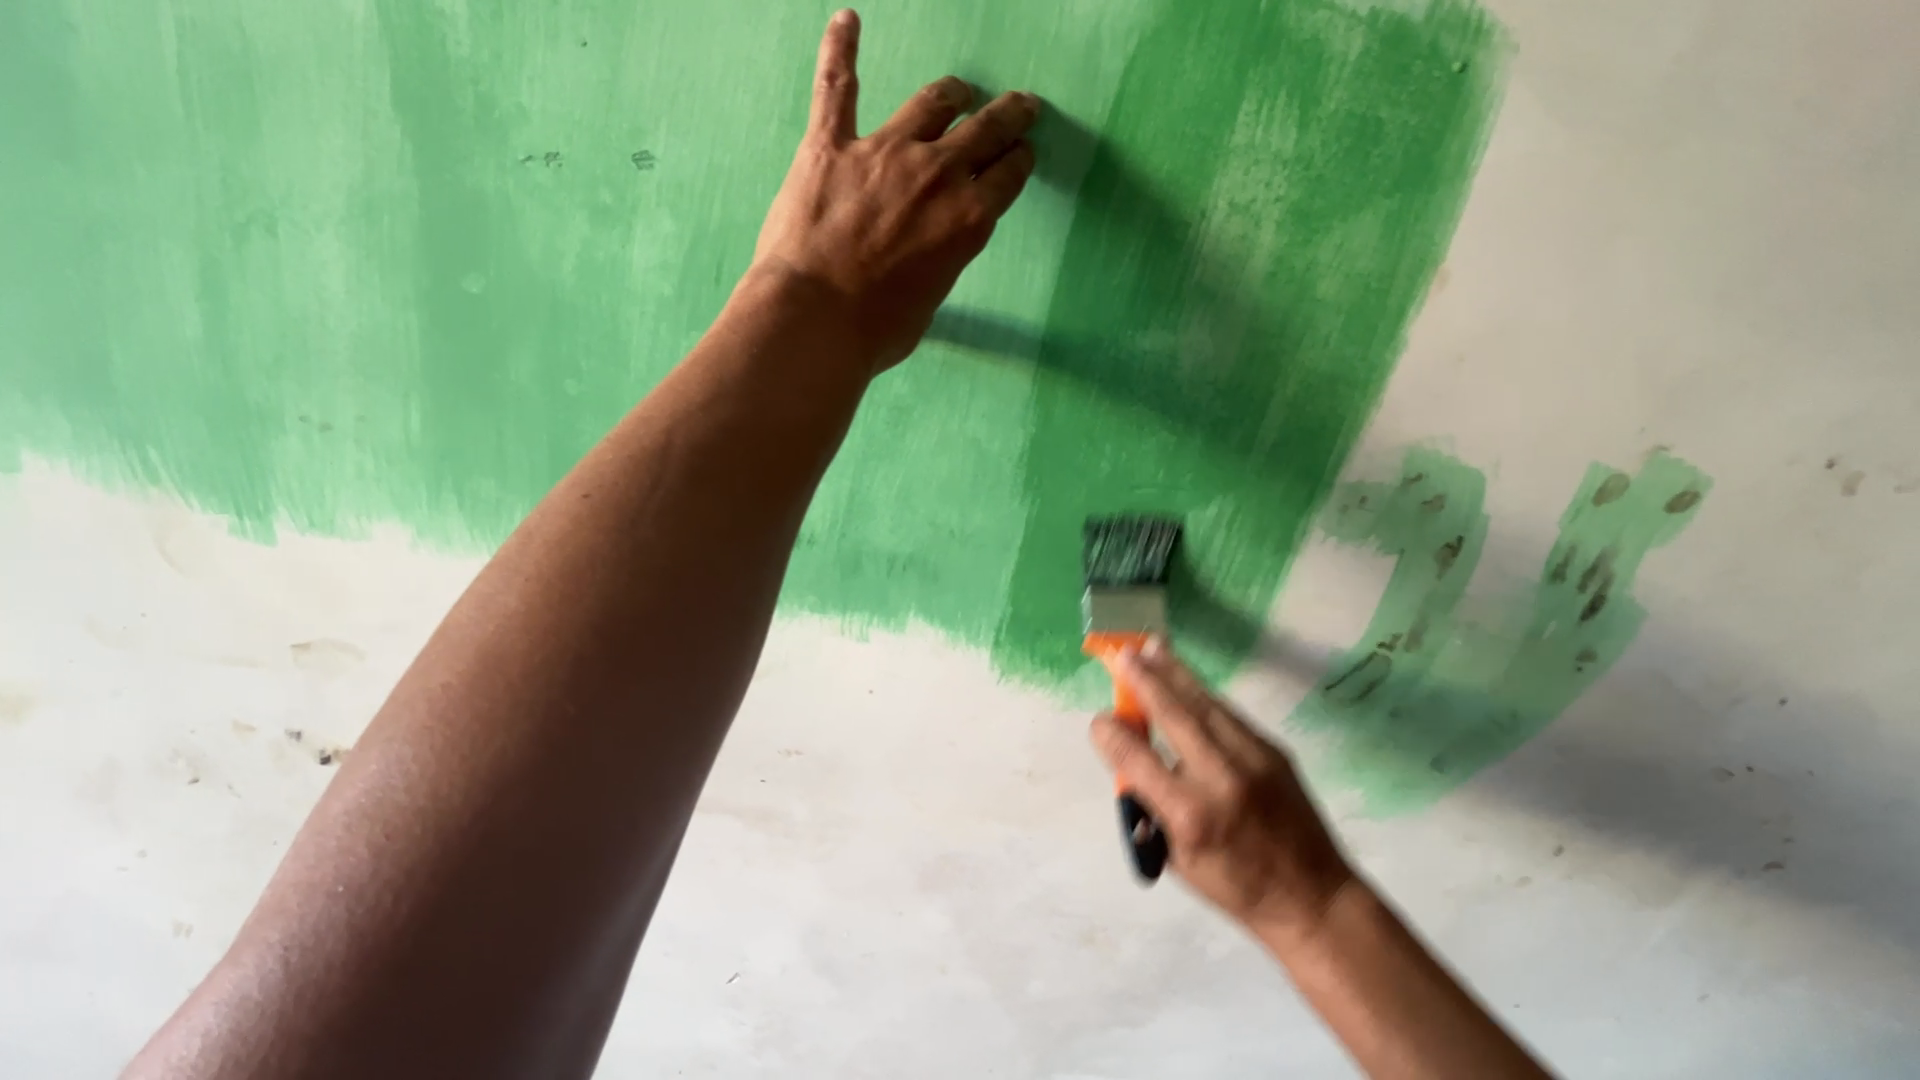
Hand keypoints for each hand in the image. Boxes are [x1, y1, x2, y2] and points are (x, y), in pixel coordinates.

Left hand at [752, 10, 1039, 371]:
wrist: (814, 320)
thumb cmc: (875, 330)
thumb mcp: (929, 301)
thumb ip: (938, 260)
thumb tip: (926, 250)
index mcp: (968, 219)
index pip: (1008, 176)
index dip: (1018, 161)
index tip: (1022, 154)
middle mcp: (937, 174)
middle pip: (984, 131)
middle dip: (1008, 116)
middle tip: (1019, 107)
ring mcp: (883, 152)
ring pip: (929, 104)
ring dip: (950, 94)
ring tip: (958, 90)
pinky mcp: (830, 145)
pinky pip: (837, 86)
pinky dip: (840, 50)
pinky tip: (845, 21)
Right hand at [1091, 641, 1356, 940]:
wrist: (1314, 897)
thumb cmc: (1234, 886)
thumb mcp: (1177, 858)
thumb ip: (1152, 805)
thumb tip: (1131, 755)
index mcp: (1189, 814)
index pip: (1137, 758)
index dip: (1112, 735)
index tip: (1099, 720)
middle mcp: (1220, 778)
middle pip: (1174, 714)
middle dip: (1145, 680)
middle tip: (1123, 653)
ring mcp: (1253, 759)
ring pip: (1205, 704)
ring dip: (1175, 673)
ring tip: (1152, 647)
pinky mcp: (1274, 750)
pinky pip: (1228, 715)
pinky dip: (1202, 696)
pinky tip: (1187, 681)